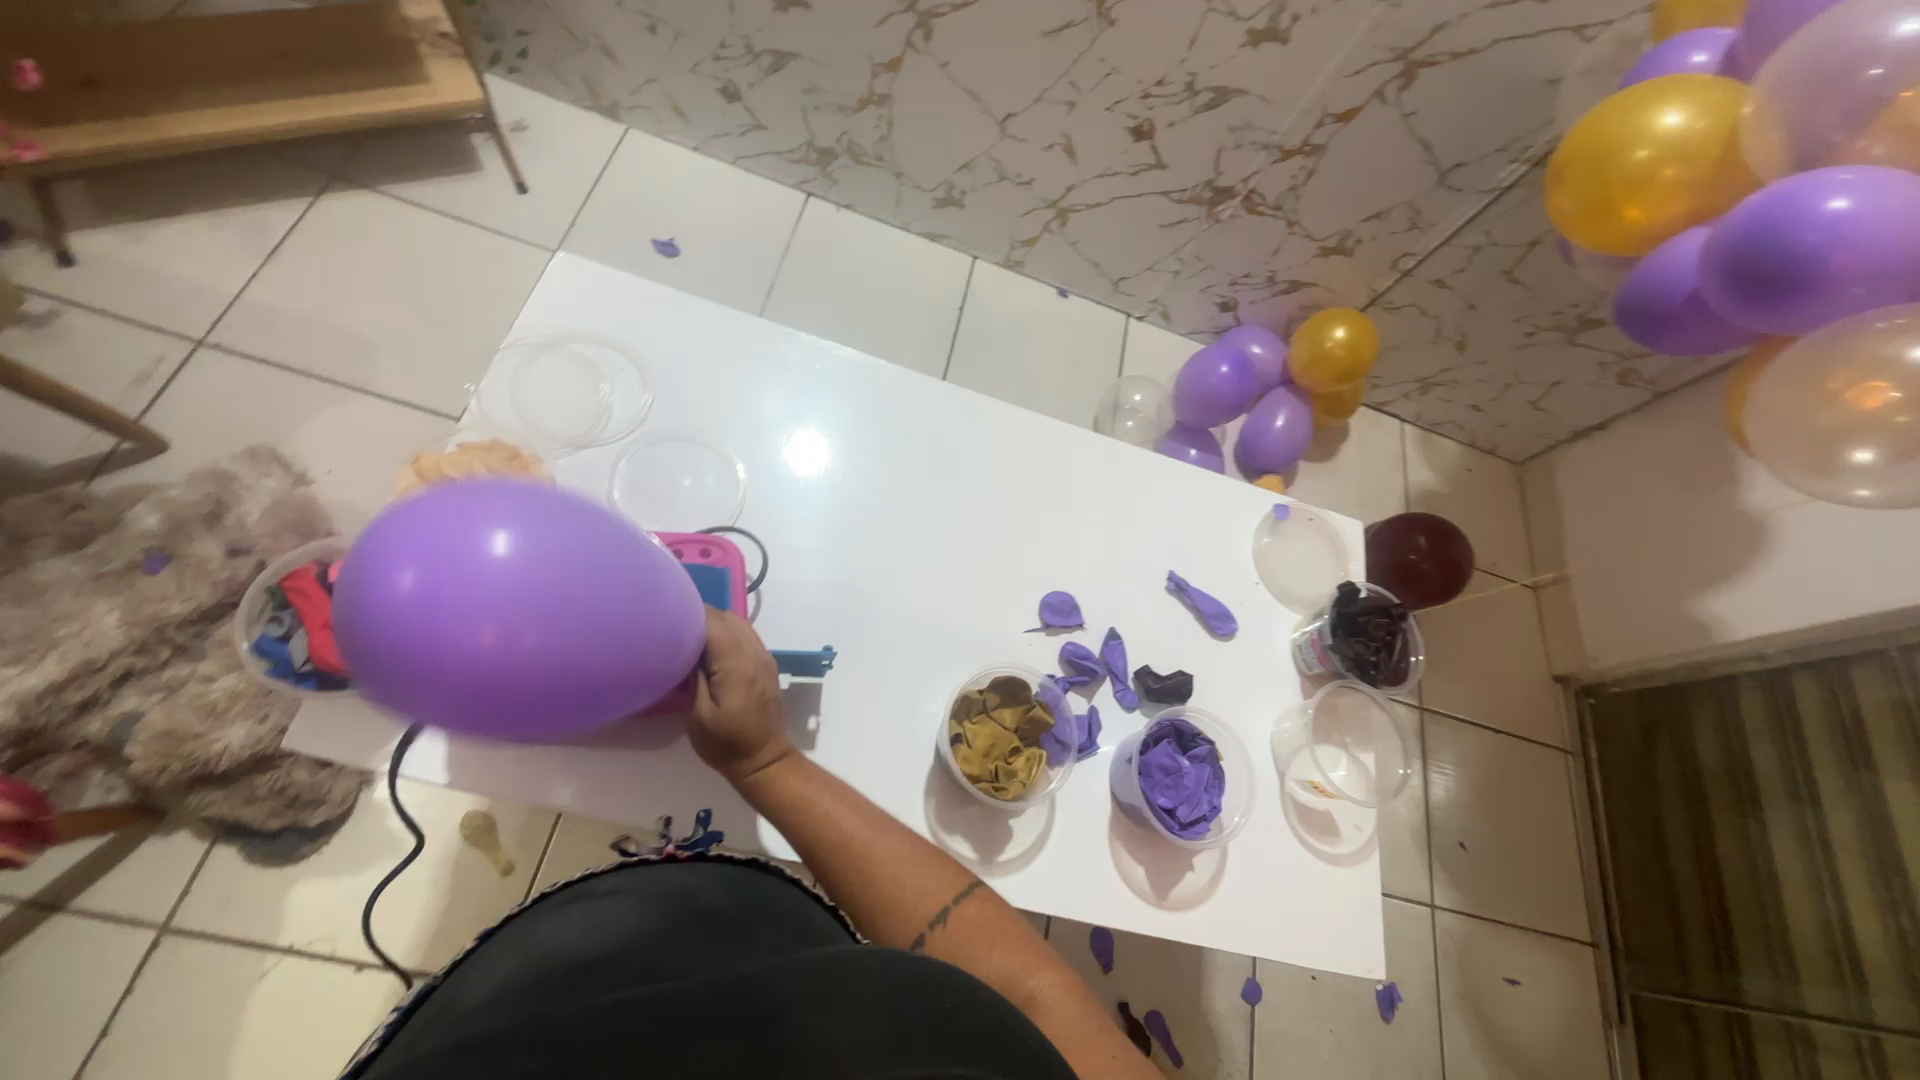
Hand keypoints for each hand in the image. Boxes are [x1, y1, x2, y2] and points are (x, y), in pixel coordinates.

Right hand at [689, 607, 793, 783]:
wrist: (764, 758)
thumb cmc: (726, 743)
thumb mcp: (698, 715)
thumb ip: (694, 675)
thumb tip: (685, 645)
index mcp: (737, 664)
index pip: (714, 622)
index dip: (690, 614)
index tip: (666, 616)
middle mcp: (754, 653)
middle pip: (727, 618)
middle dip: (700, 616)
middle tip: (672, 626)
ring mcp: (764, 656)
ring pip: (738, 623)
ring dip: (715, 624)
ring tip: (688, 636)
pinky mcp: (766, 663)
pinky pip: (746, 635)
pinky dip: (727, 633)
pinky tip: (709, 648)